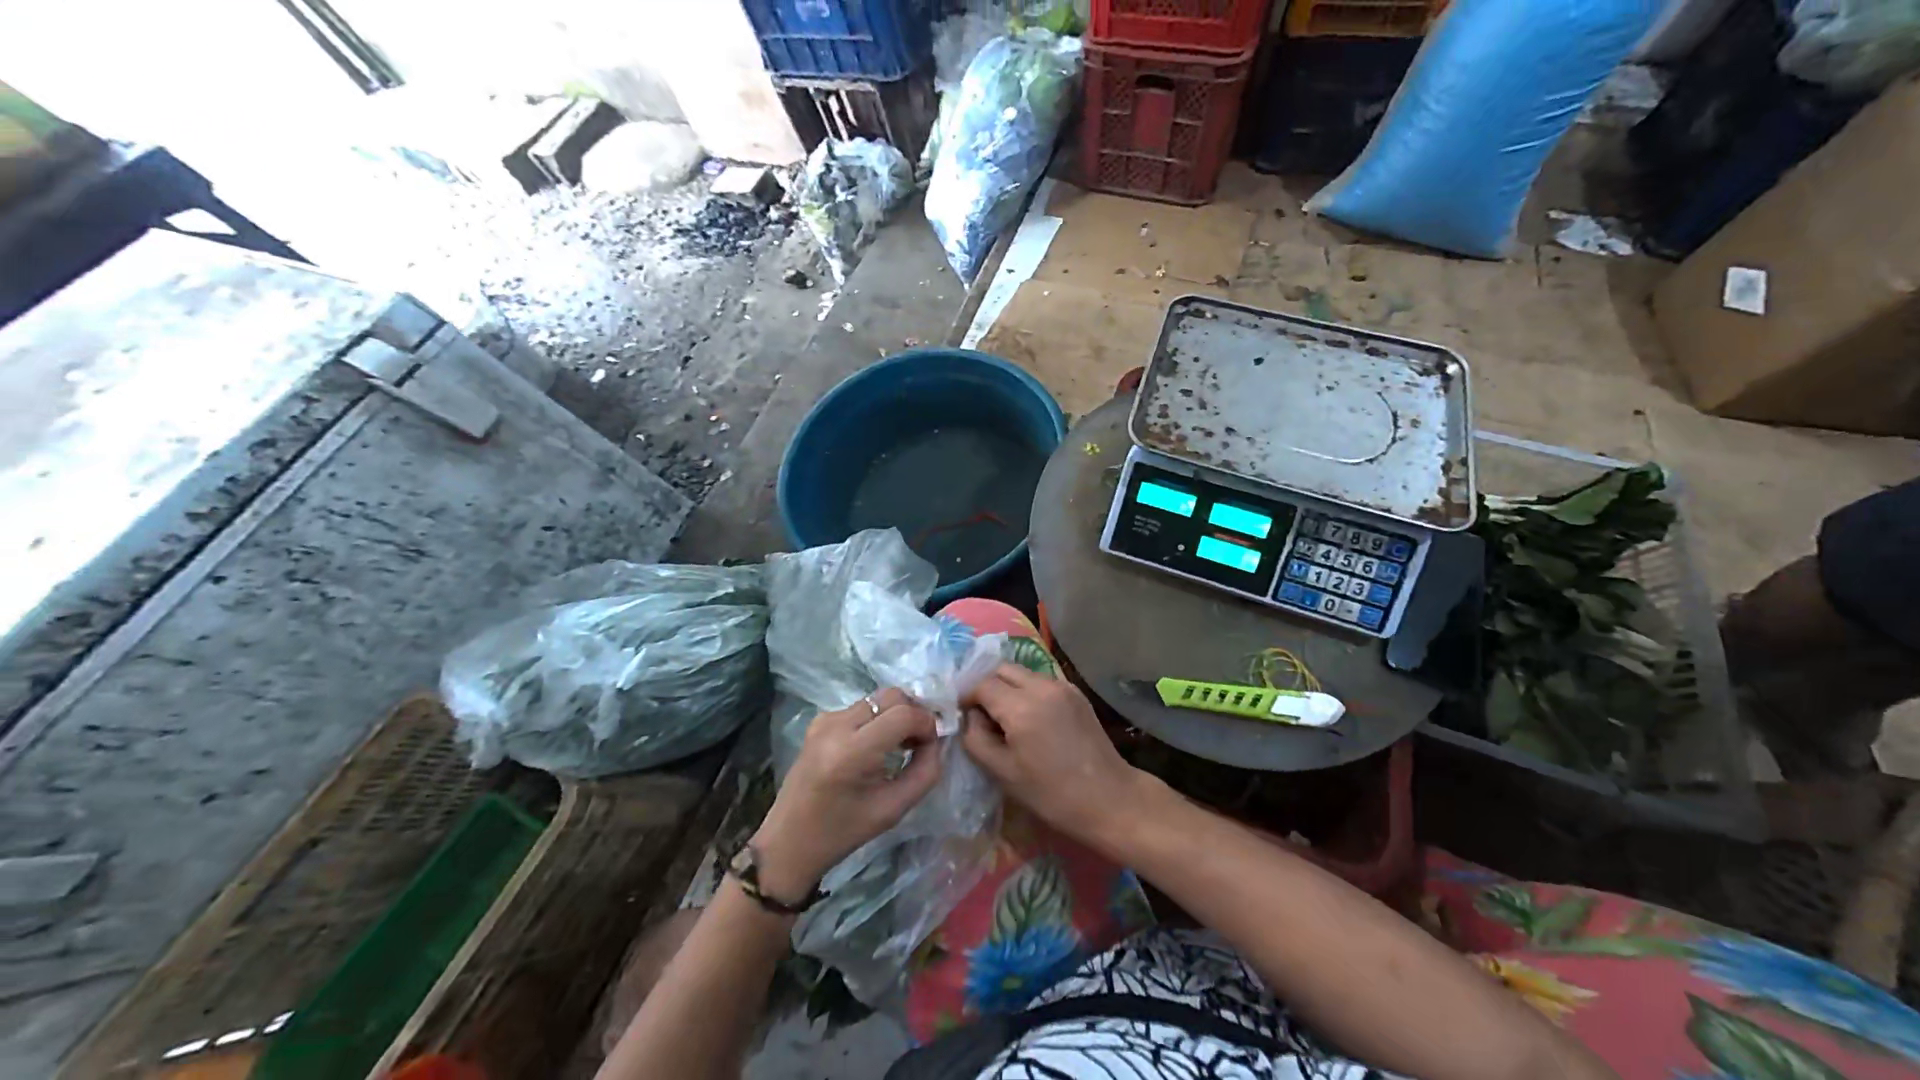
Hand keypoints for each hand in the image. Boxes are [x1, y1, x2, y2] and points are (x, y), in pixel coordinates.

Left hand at [750, 688, 941, 902]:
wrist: (791, 840)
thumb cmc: (844, 832)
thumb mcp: (894, 809)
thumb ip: (925, 771)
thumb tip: (938, 740)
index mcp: (851, 752)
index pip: (903, 714)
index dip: (927, 723)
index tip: (933, 744)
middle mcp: (836, 725)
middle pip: (891, 696)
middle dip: (914, 712)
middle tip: (921, 741)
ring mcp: (825, 719)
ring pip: (877, 699)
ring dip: (896, 715)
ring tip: (901, 745)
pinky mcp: (820, 720)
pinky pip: (861, 708)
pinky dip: (878, 719)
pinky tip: (878, 745)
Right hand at [961, 664, 1147, 844]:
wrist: (1108, 799)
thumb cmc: (1051, 793)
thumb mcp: (1002, 772)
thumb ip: (976, 738)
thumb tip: (970, 716)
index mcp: (1021, 707)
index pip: (981, 685)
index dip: (966, 698)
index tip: (962, 716)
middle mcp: (1041, 687)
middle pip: (1002, 669)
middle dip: (986, 686)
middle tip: (981, 714)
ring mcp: (1062, 686)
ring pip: (1022, 673)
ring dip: (1007, 687)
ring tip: (1005, 718)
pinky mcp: (1076, 693)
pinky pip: (1041, 681)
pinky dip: (1027, 691)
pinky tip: (1030, 718)